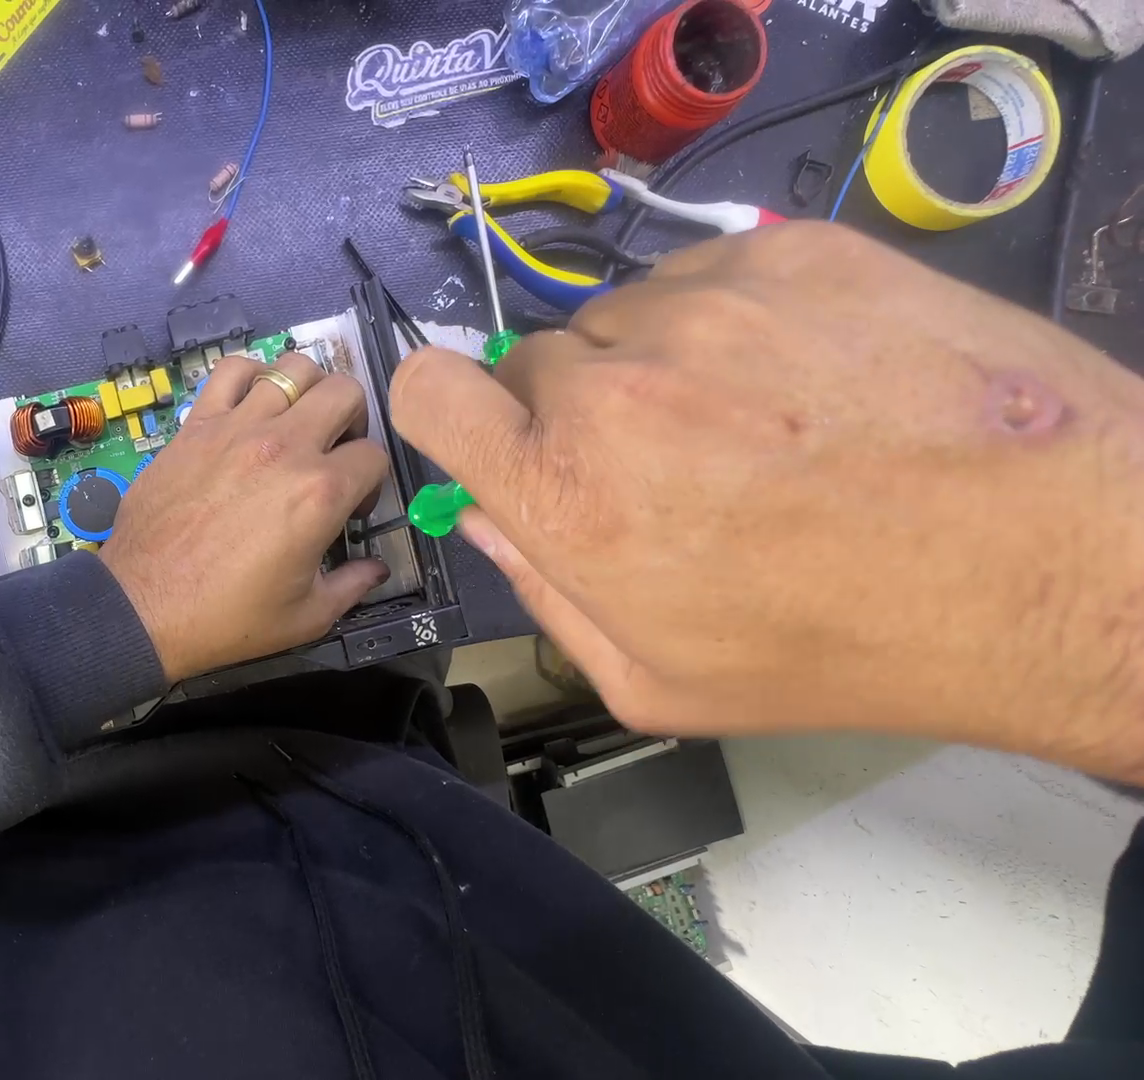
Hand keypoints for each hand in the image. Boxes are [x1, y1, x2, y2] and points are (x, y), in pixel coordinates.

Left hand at [101, 352, 389, 681]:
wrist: (144, 607)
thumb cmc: (226, 618)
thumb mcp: (307, 617)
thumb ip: (352, 586)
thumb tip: (375, 570)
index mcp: (320, 492)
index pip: (374, 456)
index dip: (371, 483)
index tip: (348, 509)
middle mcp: (285, 446)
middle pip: (345, 392)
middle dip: (353, 422)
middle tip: (332, 456)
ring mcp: (237, 428)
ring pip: (294, 369)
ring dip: (309, 392)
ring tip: (296, 425)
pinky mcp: (197, 425)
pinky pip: (231, 370)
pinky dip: (251, 375)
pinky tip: (252, 404)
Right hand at [390, 222, 1143, 782]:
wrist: (1061, 567)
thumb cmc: (827, 647)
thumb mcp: (646, 677)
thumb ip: (537, 593)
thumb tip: (486, 514)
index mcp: (561, 491)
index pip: (426, 388)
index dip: (440, 407)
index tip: (486, 434)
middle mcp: (611, 386)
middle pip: (526, 362)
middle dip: (563, 409)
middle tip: (651, 459)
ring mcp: (703, 309)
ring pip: (613, 320)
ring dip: (643, 364)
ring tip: (739, 419)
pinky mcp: (790, 255)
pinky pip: (695, 279)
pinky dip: (717, 322)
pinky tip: (793, 374)